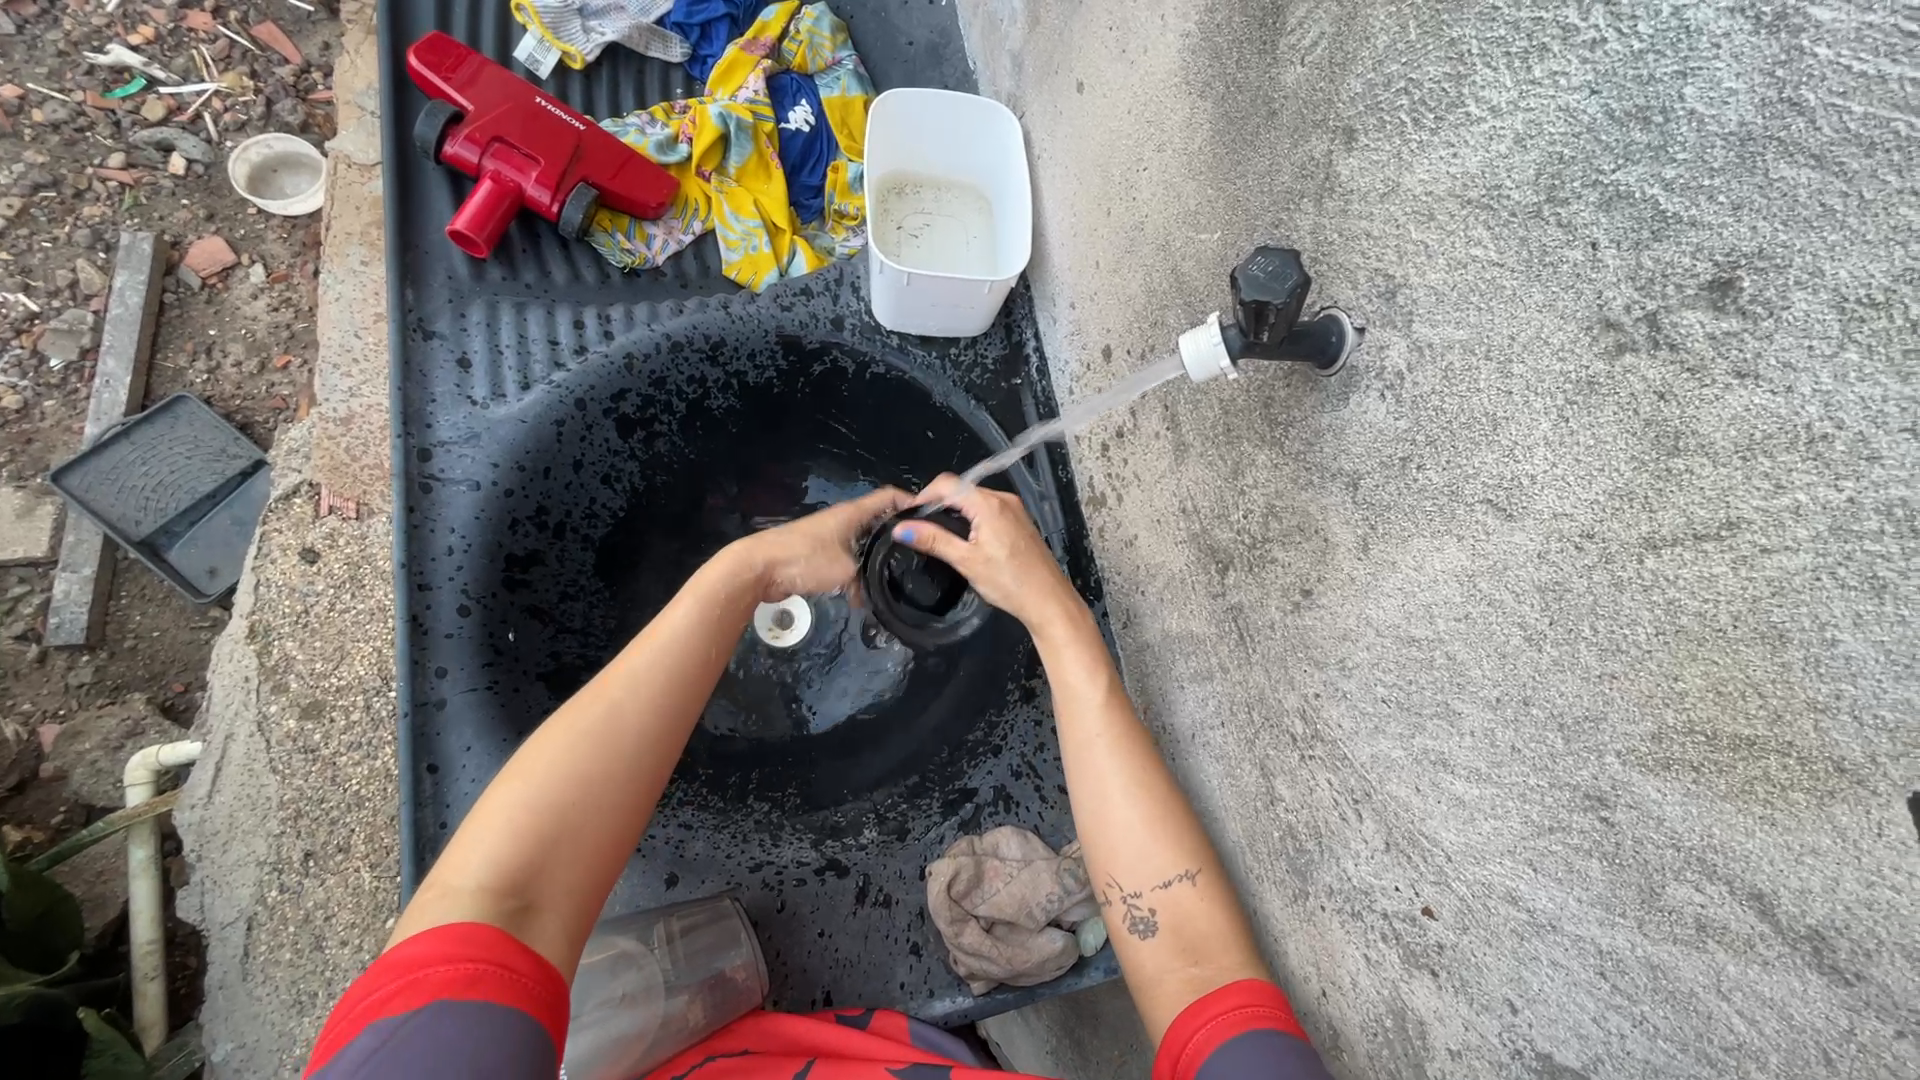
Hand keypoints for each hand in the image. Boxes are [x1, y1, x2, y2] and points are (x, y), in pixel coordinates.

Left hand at [731, 487, 910, 601]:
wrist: (759, 569)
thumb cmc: (805, 559)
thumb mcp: (846, 571)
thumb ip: (866, 581)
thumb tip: (873, 597)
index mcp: (853, 513)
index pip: (889, 497)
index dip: (912, 502)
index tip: (933, 518)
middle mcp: (843, 520)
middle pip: (878, 523)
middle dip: (897, 537)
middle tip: (920, 554)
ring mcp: (830, 538)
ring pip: (863, 546)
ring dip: (875, 561)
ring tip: (897, 577)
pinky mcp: (818, 556)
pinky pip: (847, 563)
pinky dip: (856, 576)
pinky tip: (864, 597)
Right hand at [892, 474, 1084, 630]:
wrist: (1048, 600)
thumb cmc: (1009, 582)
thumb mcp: (966, 561)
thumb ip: (933, 540)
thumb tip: (901, 528)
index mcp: (989, 504)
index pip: (947, 484)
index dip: (924, 495)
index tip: (910, 515)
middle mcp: (1003, 499)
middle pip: (961, 490)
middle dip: (939, 504)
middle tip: (921, 527)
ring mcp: (1014, 509)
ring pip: (975, 500)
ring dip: (956, 512)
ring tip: (939, 534)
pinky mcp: (1020, 521)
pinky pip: (989, 510)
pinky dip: (972, 518)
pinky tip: (966, 539)